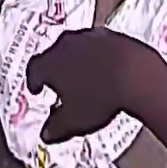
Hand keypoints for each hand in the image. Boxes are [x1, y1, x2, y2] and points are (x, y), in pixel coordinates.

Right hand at [27, 28, 166, 142]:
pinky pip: (93, 45)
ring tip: (82, 80)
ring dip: (74, 61)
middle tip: (58, 86)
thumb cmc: (99, 96)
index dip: (33, 80)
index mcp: (51, 62)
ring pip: (74, 48)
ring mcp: (87, 35)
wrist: (133, 72)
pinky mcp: (107, 34)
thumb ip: (55, 127)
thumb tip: (47, 133)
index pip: (33, 68)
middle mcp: (66, 43)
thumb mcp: (73, 121)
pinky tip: (102, 71)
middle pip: (53, 54)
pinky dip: (93, 56)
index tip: (36, 88)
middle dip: (54, 70)